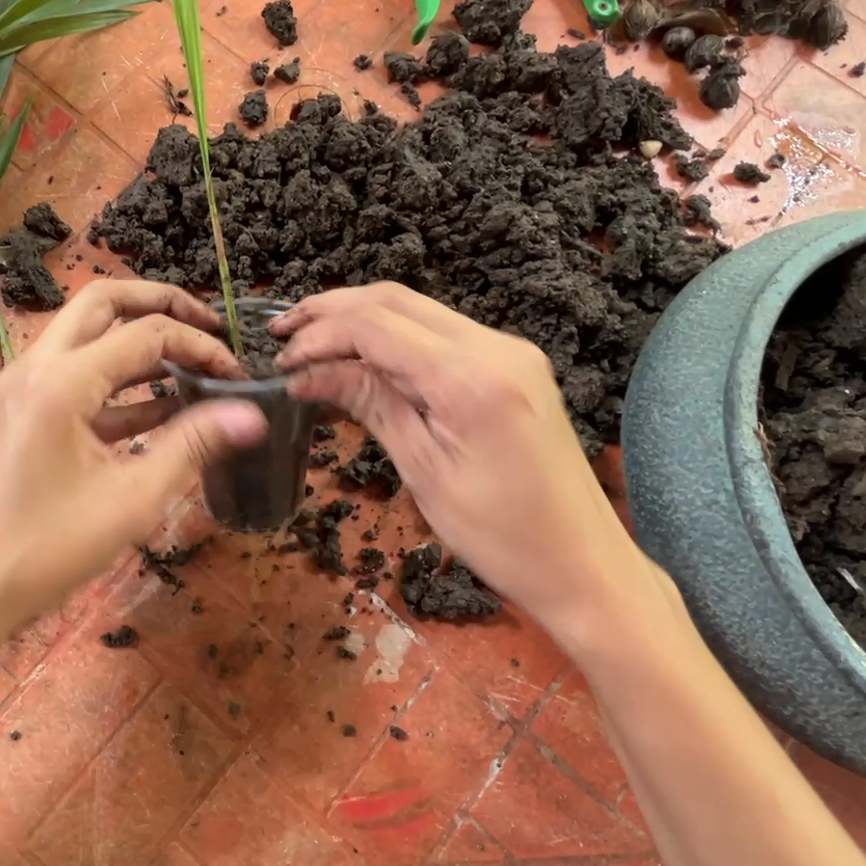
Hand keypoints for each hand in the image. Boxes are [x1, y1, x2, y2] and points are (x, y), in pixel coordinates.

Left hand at [0, 281, 265, 642]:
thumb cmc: (47, 550)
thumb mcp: (131, 500)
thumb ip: (192, 446)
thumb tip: (252, 415)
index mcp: (60, 382)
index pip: (146, 334)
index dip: (199, 346)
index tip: (237, 374)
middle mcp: (35, 367)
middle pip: (102, 303)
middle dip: (160, 304)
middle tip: (209, 325)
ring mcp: (22, 387)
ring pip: (86, 335)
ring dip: (138, 341)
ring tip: (192, 363)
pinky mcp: (20, 412)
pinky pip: (74, 376)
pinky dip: (117, 381)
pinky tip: (161, 407)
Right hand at [272, 282, 664, 644]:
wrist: (584, 564)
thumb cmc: (501, 536)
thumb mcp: (424, 471)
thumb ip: (371, 404)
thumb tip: (307, 373)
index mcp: (471, 376)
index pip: (377, 325)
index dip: (320, 334)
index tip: (280, 362)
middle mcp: (494, 345)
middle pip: (395, 301)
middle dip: (332, 310)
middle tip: (282, 333)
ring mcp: (508, 351)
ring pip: (416, 310)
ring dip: (359, 319)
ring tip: (309, 341)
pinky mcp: (510, 365)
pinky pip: (439, 334)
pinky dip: (391, 338)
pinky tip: (360, 359)